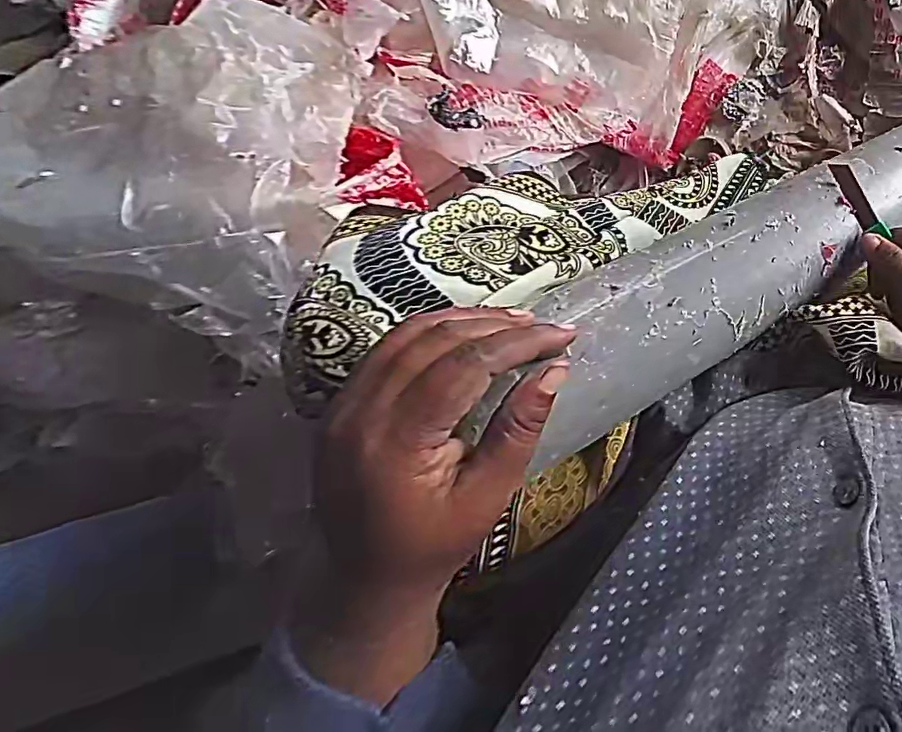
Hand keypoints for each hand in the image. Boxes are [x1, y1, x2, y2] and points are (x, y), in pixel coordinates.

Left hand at [298, 307, 574, 704]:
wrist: (363, 582)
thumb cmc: (433, 547)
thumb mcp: (489, 497)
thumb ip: (519, 429)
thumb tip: (555, 371)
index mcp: (398, 443)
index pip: (463, 366)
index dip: (516, 344)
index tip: (559, 336)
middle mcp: (361, 413)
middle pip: (435, 340)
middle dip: (495, 326)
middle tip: (541, 326)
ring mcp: (345, 403)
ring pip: (409, 333)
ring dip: (465, 320)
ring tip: (512, 322)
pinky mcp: (342, 400)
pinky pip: (391, 347)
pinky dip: (434, 331)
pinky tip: (468, 332)